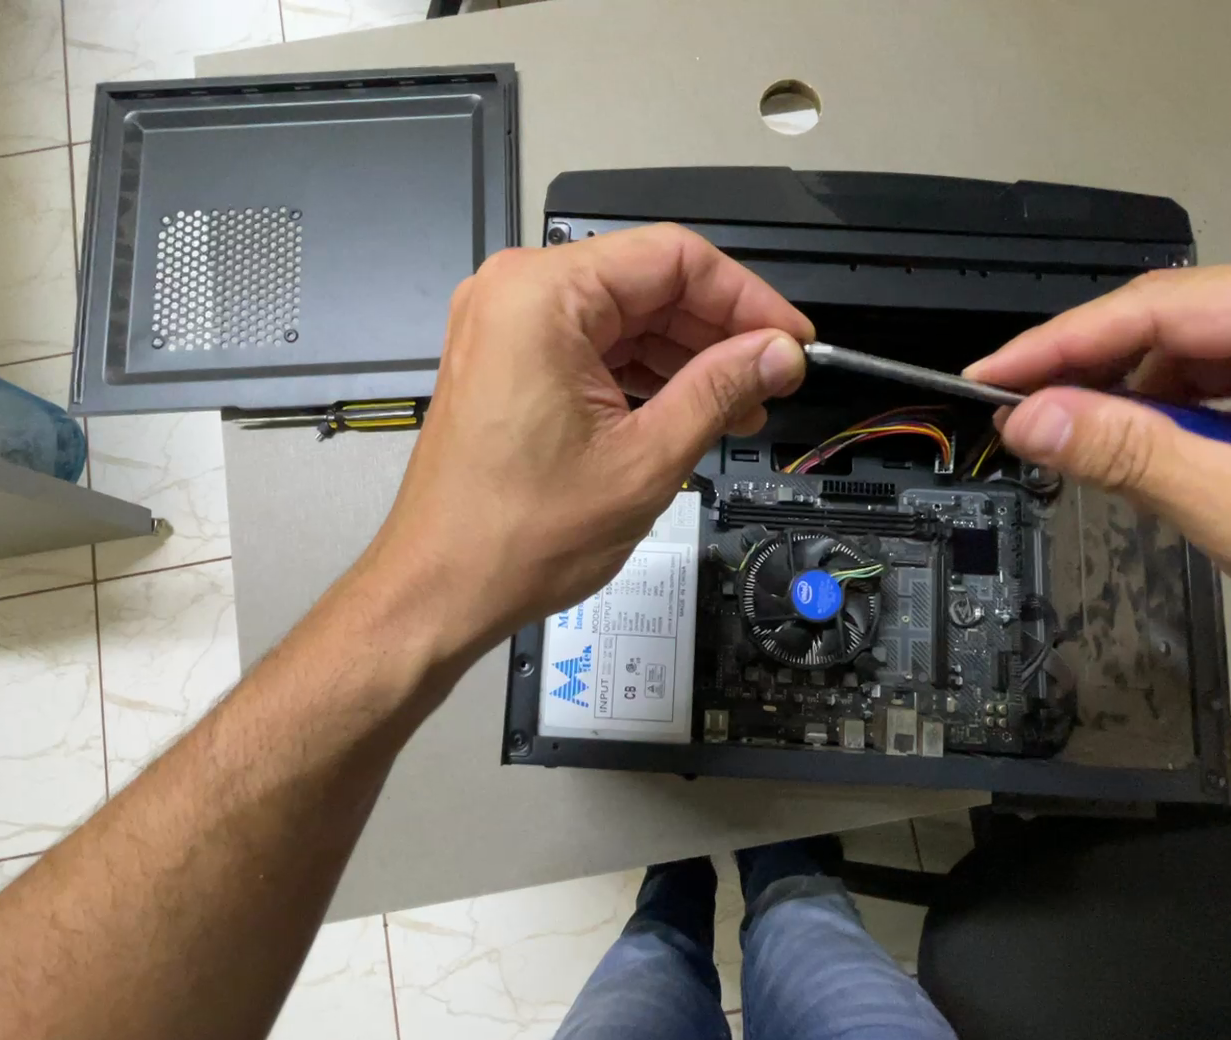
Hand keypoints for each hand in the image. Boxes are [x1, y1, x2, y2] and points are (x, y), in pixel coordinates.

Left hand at [365, 224, 812, 659]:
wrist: (441, 590)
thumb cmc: (516, 537)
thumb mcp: (645, 460)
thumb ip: (720, 391)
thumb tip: (776, 354)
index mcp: (541, 297)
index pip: (674, 259)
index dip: (746, 298)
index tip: (789, 338)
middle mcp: (515, 296)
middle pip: (648, 285)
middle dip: (718, 332)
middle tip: (771, 378)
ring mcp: (507, 330)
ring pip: (624, 320)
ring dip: (685, 359)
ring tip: (738, 405)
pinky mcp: (510, 366)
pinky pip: (594, 349)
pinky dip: (643, 376)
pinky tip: (686, 410)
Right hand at [965, 251, 1230, 694]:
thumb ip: (1132, 457)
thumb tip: (1029, 419)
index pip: (1170, 305)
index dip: (1062, 344)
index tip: (988, 378)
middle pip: (1183, 318)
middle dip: (1097, 372)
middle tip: (1023, 420)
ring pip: (1199, 347)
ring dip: (1138, 399)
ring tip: (1098, 452)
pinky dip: (1180, 413)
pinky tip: (1161, 453)